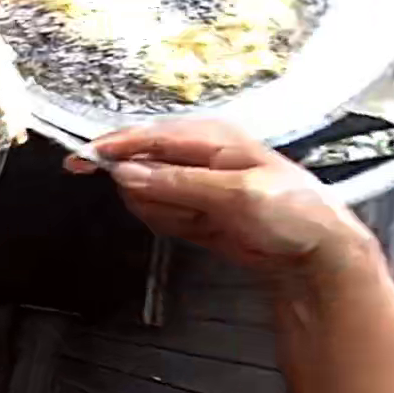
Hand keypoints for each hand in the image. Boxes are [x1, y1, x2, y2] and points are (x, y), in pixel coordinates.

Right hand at [66, 120, 376, 274]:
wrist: (316, 256)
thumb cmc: (292, 215)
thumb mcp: (236, 196)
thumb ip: (176, 182)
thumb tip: (123, 173)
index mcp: (210, 138)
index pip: (146, 136)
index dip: (110, 147)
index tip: (78, 160)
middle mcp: (193, 154)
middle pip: (138, 166)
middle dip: (150, 192)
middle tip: (182, 209)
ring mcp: (186, 180)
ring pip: (141, 192)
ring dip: (163, 211)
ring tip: (201, 219)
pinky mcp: (183, 204)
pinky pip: (152, 211)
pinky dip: (168, 222)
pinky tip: (198, 226)